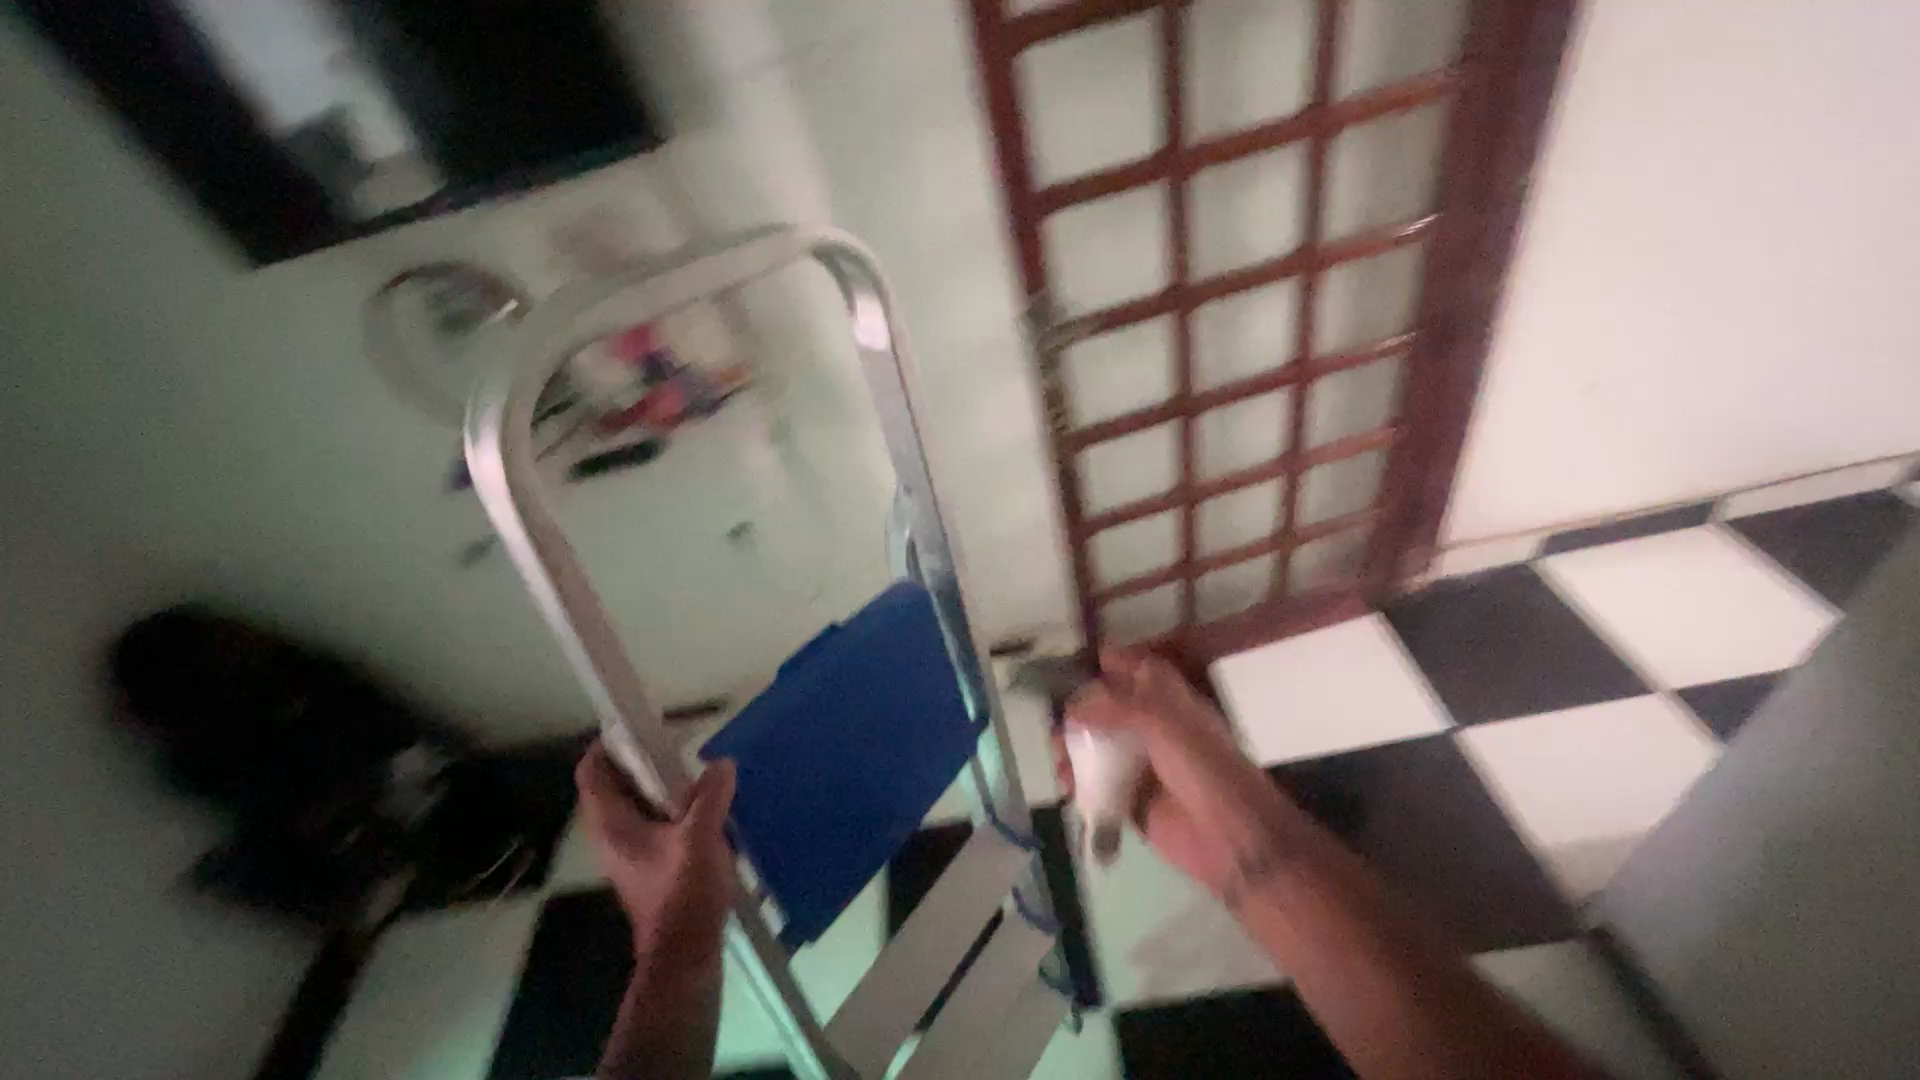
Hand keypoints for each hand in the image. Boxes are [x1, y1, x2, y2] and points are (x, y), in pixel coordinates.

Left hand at [575, 743, 737, 972]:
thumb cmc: (682, 892)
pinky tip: (705, 806)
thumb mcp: (701, 837)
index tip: (634, 726)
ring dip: (660, 785)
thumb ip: (710, 796)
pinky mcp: (651, 865)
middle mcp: (614, 835)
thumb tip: (721, 764)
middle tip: (673, 742)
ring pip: (637, 805)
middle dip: (640, 761)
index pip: (591, 773)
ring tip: (694, 770)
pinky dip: (673, 807)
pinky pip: (655, 822)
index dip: (605, 745)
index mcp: (613, 825)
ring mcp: (631, 852)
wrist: (685, 952)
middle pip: (614, 785)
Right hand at [1059, 650, 1291, 900]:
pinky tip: (1066, 786)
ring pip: (1098, 748)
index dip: (1111, 664)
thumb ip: (1119, 707)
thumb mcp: (1165, 724)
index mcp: (1172, 703)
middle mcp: (1155, 729)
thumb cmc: (1204, 770)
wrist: (1230, 838)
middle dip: (1079, 711)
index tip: (1076, 666)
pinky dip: (1078, 783)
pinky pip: (1096, 785)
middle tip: (1057, 722)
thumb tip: (1073, 706)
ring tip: (1058, 756)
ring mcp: (1142, 766)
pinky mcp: (1130, 800)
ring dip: (1074, 748)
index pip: (1138, 671)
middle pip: (1109, 709)